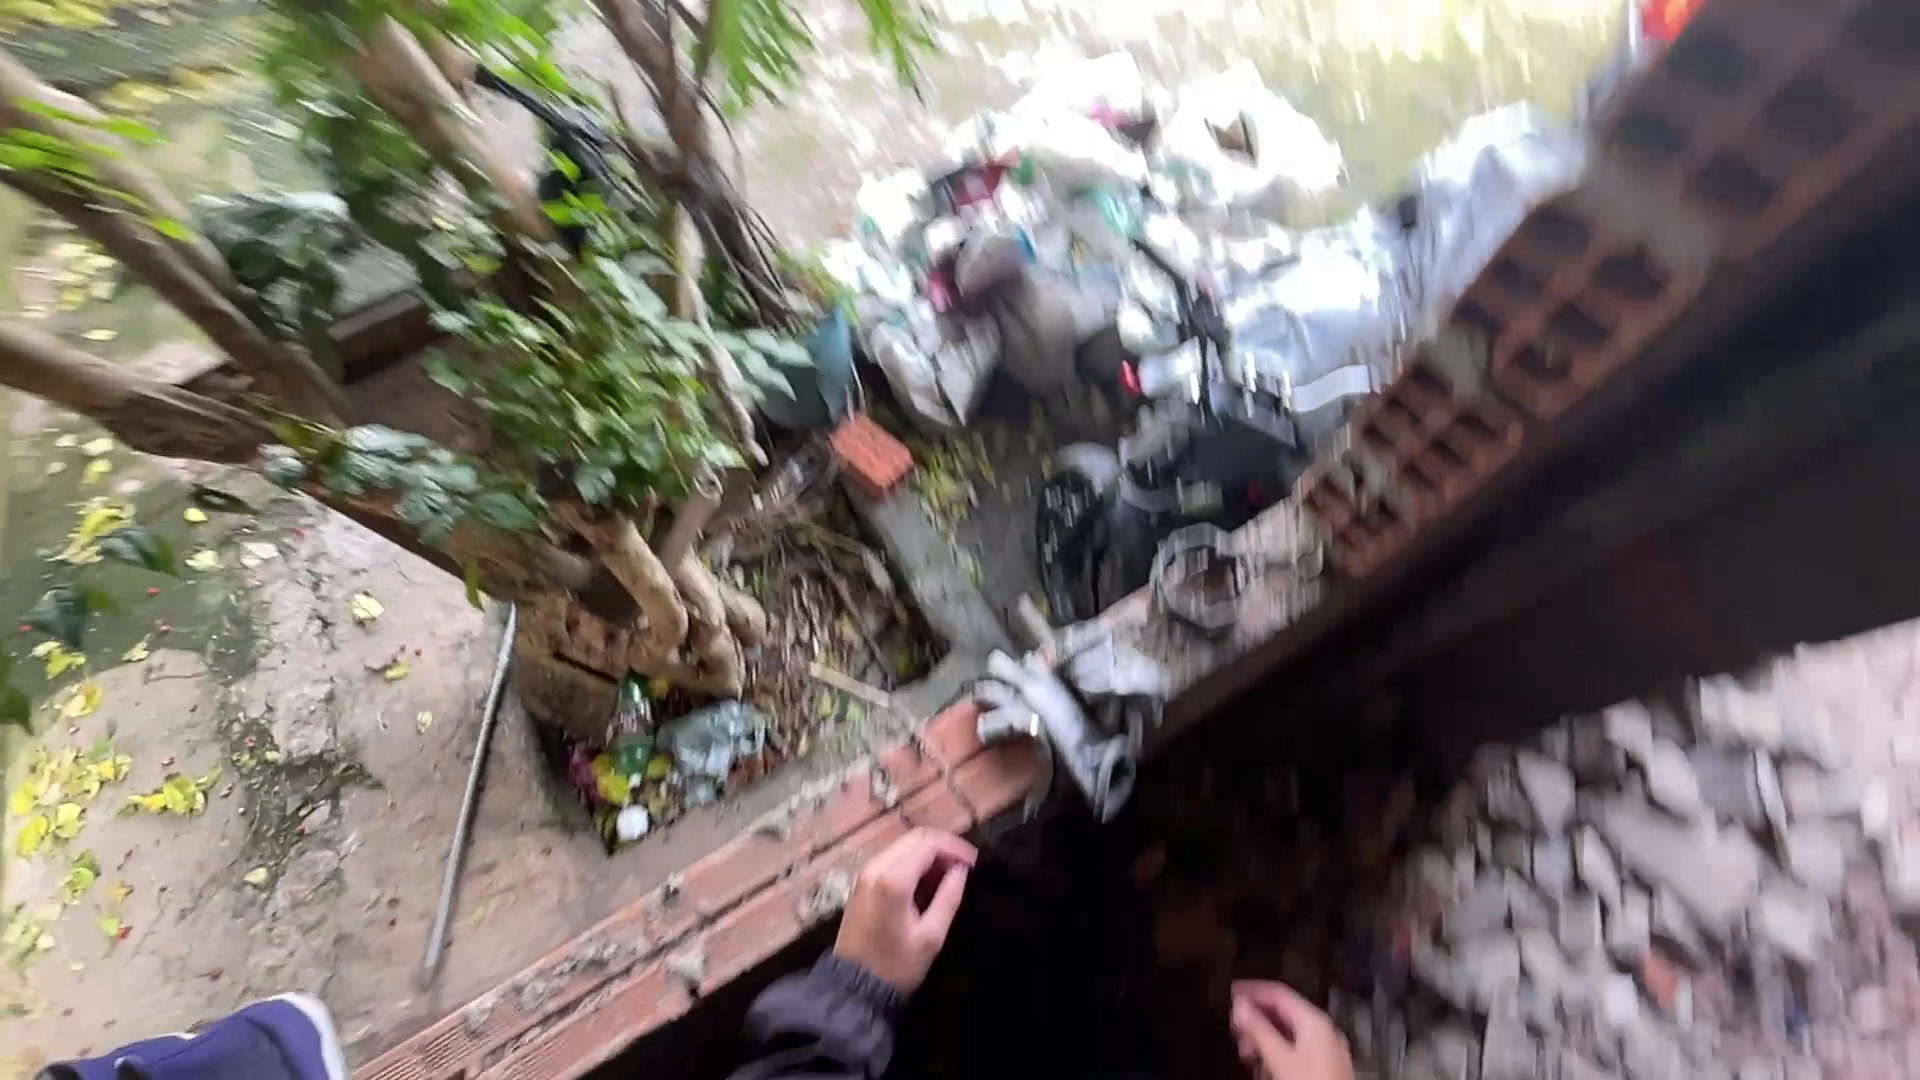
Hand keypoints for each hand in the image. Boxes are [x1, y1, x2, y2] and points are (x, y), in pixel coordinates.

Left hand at [832, 828, 976, 992]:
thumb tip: (961, 869)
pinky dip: (913, 859)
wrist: (852, 988)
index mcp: (893, 878)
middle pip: (915, 836)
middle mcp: (876, 866)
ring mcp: (866, 871)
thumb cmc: (895, 966)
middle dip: (943, 845)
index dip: (955, 846)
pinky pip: (892, 856)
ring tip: (949, 873)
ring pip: (903, 844)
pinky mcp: (862, 880)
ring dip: (928, 851)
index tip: (974, 861)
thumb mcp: (931, 937)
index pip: (929, 842)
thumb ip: (949, 897)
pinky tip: (927, 879)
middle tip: (963, 866)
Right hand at [1229, 980, 1353, 1079]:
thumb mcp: (1279, 1058)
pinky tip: (1265, 1062)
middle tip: (1236, 1025)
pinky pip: (1297, 1048)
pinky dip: (1278, 1049)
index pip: (1278, 993)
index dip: (1253, 991)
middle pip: (1283, 1012)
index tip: (1234, 994)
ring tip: (1246, 1050)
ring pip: (1289, 1032)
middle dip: (1257, 1018)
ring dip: (1265, 1036)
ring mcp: (1327, 1049)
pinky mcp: (1327, 1067)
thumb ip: (1258, 1029)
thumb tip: (1239, 1006)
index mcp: (1314, 1021)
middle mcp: (1324, 1030)